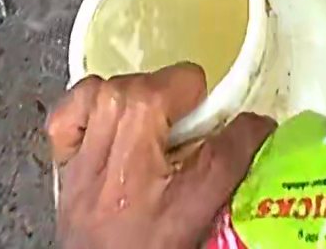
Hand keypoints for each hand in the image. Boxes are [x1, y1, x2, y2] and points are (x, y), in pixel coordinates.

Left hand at [48, 65, 273, 248]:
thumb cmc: (157, 247)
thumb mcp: (202, 214)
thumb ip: (234, 161)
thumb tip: (261, 121)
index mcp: (144, 177)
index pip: (191, 121)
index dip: (213, 108)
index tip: (217, 125)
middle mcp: (107, 166)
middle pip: (145, 93)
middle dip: (174, 94)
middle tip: (187, 123)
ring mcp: (80, 165)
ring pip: (109, 92)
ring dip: (137, 92)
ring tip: (154, 116)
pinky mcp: (64, 166)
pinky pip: (70, 112)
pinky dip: (91, 102)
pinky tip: (110, 115)